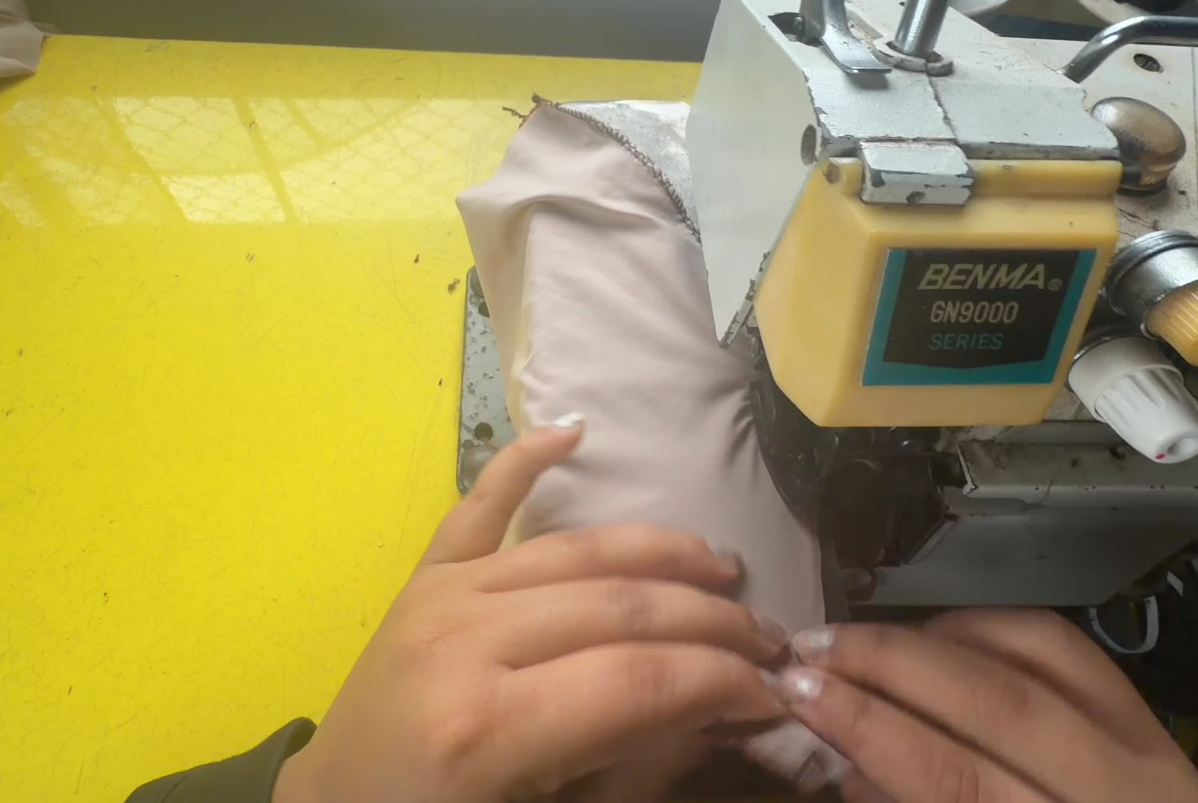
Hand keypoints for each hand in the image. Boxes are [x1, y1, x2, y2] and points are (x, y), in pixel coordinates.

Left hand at [274, 419, 789, 802]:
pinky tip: (573, 430)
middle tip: (766, 633)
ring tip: (719, 563)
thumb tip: (718, 705)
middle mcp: (464, 641)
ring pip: (571, 549)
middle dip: (705, 618)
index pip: (635, 679)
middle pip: (614, 606)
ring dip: (655, 549)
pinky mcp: (426, 575)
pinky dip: (524, 460)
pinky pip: (479, 505)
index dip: (717, 678)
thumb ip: (636, 766)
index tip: (770, 688)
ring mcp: (441, 594)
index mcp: (486, 728)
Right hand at [772, 610, 1197, 802]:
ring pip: (1030, 654)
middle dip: (889, 661)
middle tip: (812, 643)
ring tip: (862, 639)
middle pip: (997, 702)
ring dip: (928, 636)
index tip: (796, 685)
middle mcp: (1124, 794)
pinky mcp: (1145, 713)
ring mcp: (1149, 748)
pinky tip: (934, 633)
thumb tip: (831, 744)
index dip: (870, 725)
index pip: (958, 780)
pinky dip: (981, 623)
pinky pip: (1055, 640)